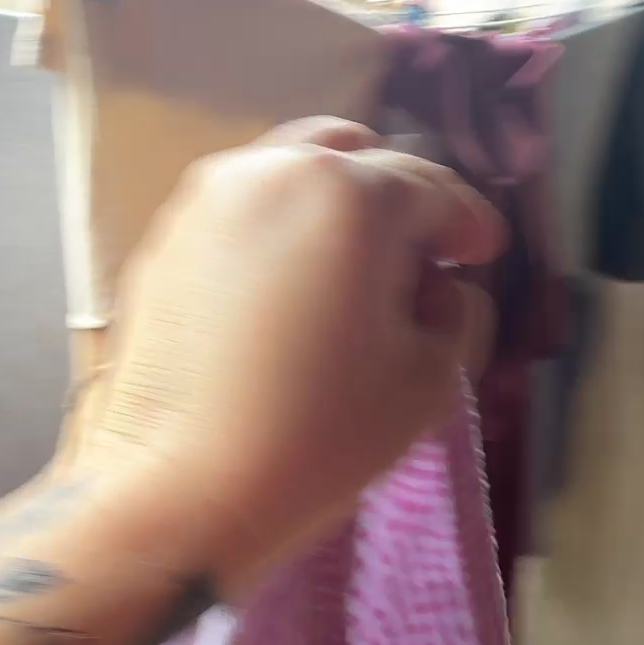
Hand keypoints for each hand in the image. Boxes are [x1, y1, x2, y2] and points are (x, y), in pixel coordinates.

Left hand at [72, 117, 504, 596]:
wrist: (179, 485)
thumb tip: (437, 284)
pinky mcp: (164, 239)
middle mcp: (270, 171)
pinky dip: (274, 230)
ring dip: (329, 207)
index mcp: (348, 195)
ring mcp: (203, 201)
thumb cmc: (315, 436)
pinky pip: (238, 213)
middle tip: (410, 258)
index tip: (479, 254)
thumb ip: (454, 309)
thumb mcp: (426, 379)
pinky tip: (279, 288)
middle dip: (395, 200)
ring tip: (343, 271)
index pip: (429, 186)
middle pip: (353, 159)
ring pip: (287, 174)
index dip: (467, 222)